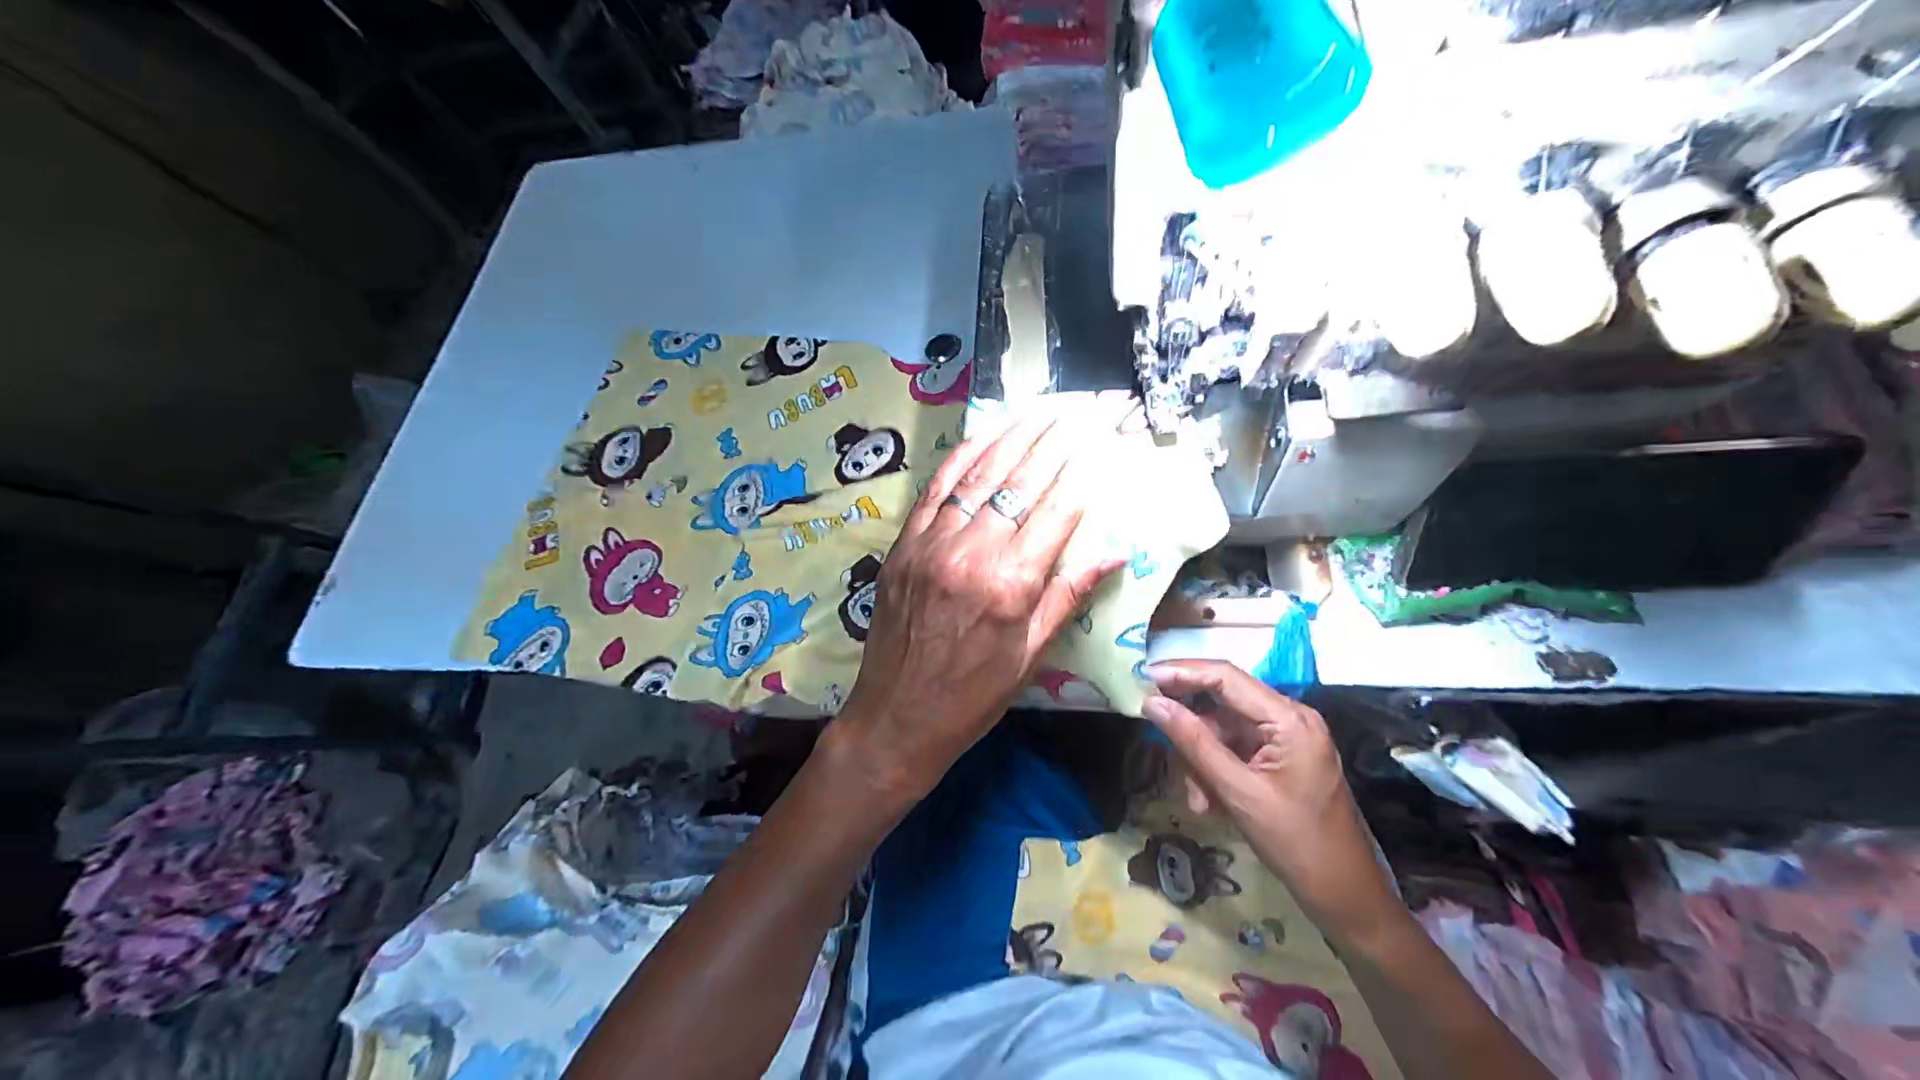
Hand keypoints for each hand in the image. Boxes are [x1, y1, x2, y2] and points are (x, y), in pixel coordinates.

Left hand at [828, 414, 1125, 804]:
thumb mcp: (1030, 656)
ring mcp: (931, 544)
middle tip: (1078, 408)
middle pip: (1020, 481)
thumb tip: (1115, 553)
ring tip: (1039, 410)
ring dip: (1011, 437)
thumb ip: (1068, 596)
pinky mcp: (903, 546)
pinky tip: (982, 436)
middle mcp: (971, 554)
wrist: (896, 718)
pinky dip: (960, 459)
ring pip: (977, 476)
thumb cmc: (972, 698)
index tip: (1102, 439)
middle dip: (1054, 440)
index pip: (1056, 511)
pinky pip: (934, 490)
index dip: (1082, 472)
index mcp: (1011, 585)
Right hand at [1143, 659, 1402, 946]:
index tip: (1143, 677)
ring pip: (1221, 730)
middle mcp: (1288, 718)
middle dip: (1190, 731)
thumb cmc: (1296, 842)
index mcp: (1288, 719)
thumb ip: (1193, 742)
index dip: (1182, 672)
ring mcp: (1284, 738)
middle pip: (1220, 703)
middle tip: (1162, 749)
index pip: (1226, 677)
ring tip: (1198, 802)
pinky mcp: (1278, 757)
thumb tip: (1152, 703)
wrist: (1345, 894)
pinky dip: (1213, 770)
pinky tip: (1208, 802)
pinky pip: (1232, 749)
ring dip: (1200, 760)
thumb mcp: (1237, 792)